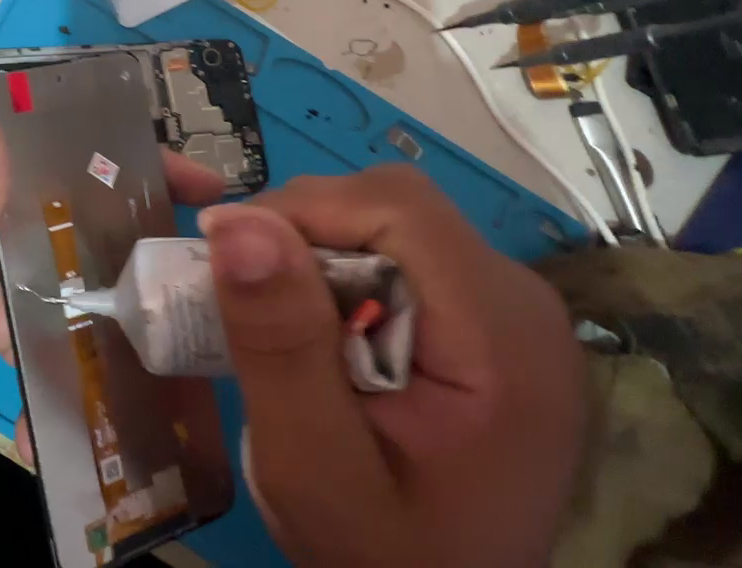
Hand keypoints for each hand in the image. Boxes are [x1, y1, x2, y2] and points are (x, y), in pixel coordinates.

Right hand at [192, 165, 587, 567]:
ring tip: (274, 322)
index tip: (222, 254)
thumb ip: (280, 346)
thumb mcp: (311, 463)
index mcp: (502, 337)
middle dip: (299, 234)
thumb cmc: (381, 550)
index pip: (395, 207)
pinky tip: (313, 330)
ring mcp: (506, 311)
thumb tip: (237, 224)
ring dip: (311, 254)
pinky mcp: (482, 320)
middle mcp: (520, 304)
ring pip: (387, 223)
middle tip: (241, 300)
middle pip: (390, 207)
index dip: (299, 210)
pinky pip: (396, 254)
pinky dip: (334, 273)